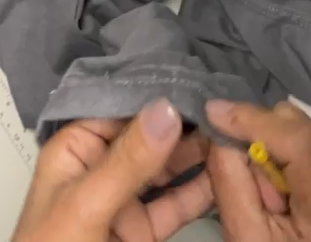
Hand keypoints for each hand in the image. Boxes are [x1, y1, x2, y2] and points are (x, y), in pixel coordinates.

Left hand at [12, 100, 214, 241]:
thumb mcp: (87, 204)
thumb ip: (128, 160)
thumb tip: (166, 109)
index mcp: (77, 148)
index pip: (123, 110)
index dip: (160, 96)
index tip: (200, 83)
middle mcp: (101, 168)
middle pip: (150, 136)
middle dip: (186, 123)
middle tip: (227, 109)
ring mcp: (123, 201)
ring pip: (167, 169)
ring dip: (199, 154)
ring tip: (233, 136)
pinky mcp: (141, 233)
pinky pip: (175, 205)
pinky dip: (200, 192)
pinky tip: (225, 176)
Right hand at [204, 100, 310, 241]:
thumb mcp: (244, 237)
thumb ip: (230, 177)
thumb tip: (219, 124)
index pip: (300, 141)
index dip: (254, 119)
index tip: (213, 113)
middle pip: (300, 129)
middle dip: (260, 138)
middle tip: (247, 180)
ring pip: (302, 132)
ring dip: (269, 149)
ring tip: (264, 195)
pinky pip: (307, 149)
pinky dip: (282, 158)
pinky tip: (278, 194)